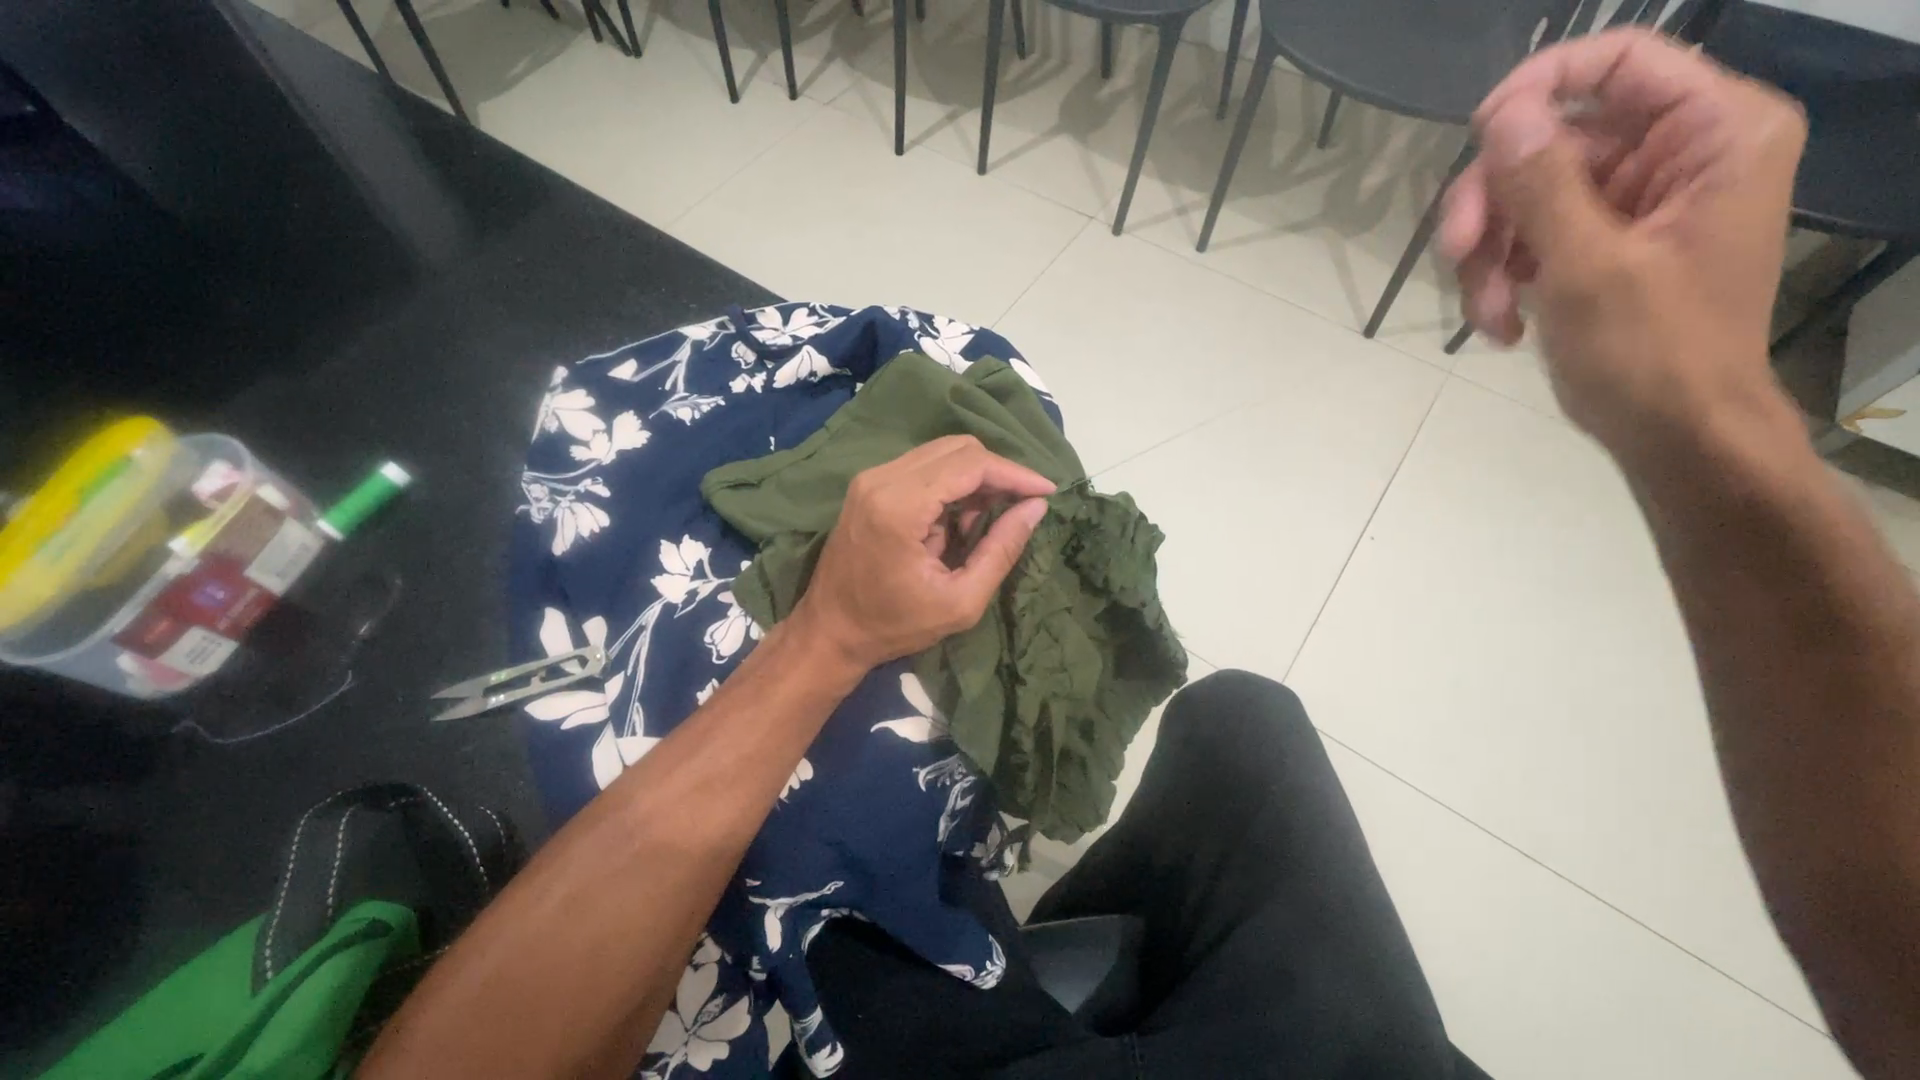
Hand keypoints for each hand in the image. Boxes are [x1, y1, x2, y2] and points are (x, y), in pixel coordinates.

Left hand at [792, 435, 1054, 671]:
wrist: (830, 631)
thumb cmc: (894, 625)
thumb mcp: (960, 601)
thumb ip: (1001, 550)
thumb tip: (1036, 507)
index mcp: (899, 506)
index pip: (970, 464)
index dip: (1015, 473)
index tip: (1048, 491)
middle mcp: (882, 478)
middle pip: (958, 448)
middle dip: (998, 472)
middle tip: (1023, 506)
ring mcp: (872, 478)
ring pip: (942, 453)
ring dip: (976, 478)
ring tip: (991, 520)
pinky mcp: (869, 485)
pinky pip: (924, 466)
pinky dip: (952, 484)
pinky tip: (962, 520)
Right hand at [1438, 29, 1806, 457]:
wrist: (1674, 435)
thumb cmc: (1652, 352)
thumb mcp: (1589, 265)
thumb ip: (1543, 181)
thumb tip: (1501, 113)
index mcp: (1714, 134)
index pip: (1622, 61)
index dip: (1541, 86)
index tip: (1477, 136)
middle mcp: (1678, 154)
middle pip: (1554, 137)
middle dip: (1495, 202)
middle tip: (1457, 254)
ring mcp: (1634, 203)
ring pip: (1526, 193)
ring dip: (1489, 254)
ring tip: (1486, 312)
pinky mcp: (1600, 245)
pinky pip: (1529, 236)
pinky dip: (1502, 278)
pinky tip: (1501, 325)